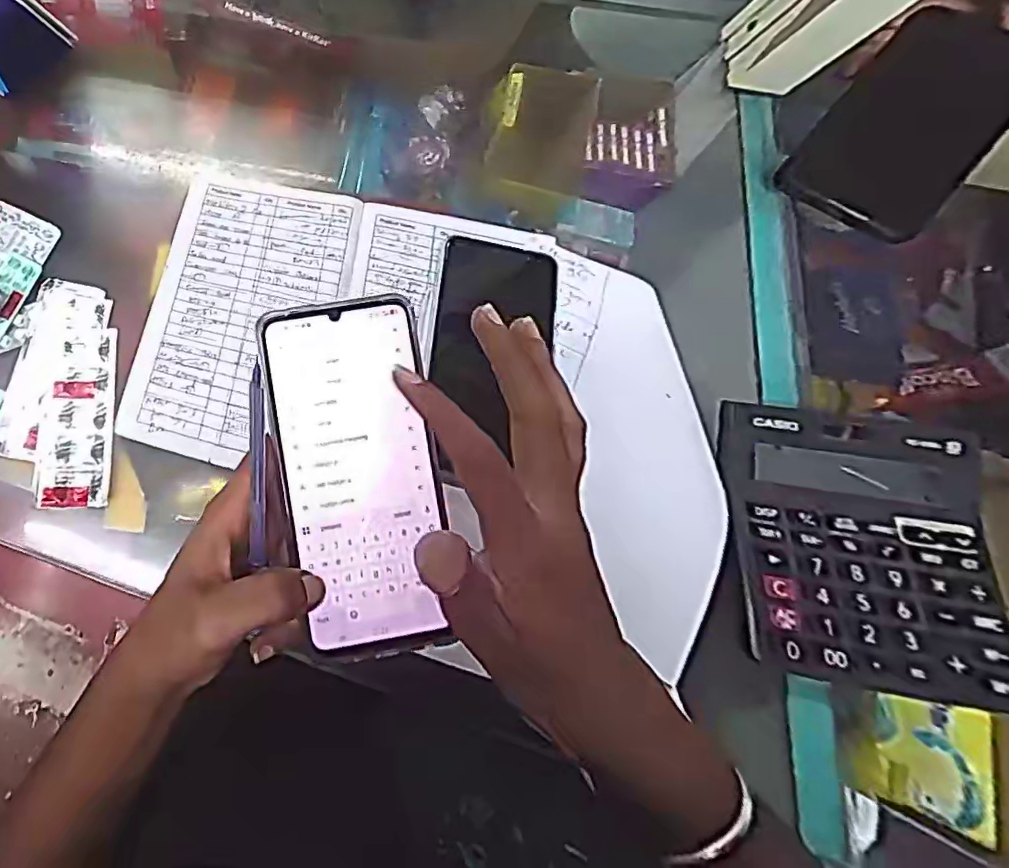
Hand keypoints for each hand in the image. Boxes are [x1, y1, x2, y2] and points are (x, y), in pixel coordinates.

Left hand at [109, 460, 324, 696]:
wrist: (159, 675)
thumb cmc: (176, 634)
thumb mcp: (222, 613)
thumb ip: (269, 595)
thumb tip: (314, 583)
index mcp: (225, 522)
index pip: (258, 469)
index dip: (289, 453)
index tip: (329, 451)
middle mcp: (241, 534)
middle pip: (290, 512)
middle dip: (312, 538)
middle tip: (330, 566)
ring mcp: (250, 562)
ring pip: (296, 557)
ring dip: (297, 594)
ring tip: (277, 626)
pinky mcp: (257, 590)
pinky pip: (290, 589)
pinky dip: (289, 615)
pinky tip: (269, 639)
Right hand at [389, 308, 633, 746]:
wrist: (599, 689)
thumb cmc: (544, 663)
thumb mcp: (490, 639)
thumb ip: (460, 588)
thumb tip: (434, 541)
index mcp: (529, 535)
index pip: (483, 457)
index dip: (443, 412)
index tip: (409, 380)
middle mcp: (555, 509)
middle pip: (542, 417)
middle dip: (515, 360)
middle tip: (491, 319)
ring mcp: (566, 504)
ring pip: (563, 421)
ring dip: (541, 370)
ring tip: (522, 332)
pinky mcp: (566, 508)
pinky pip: (565, 438)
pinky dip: (550, 401)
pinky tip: (534, 391)